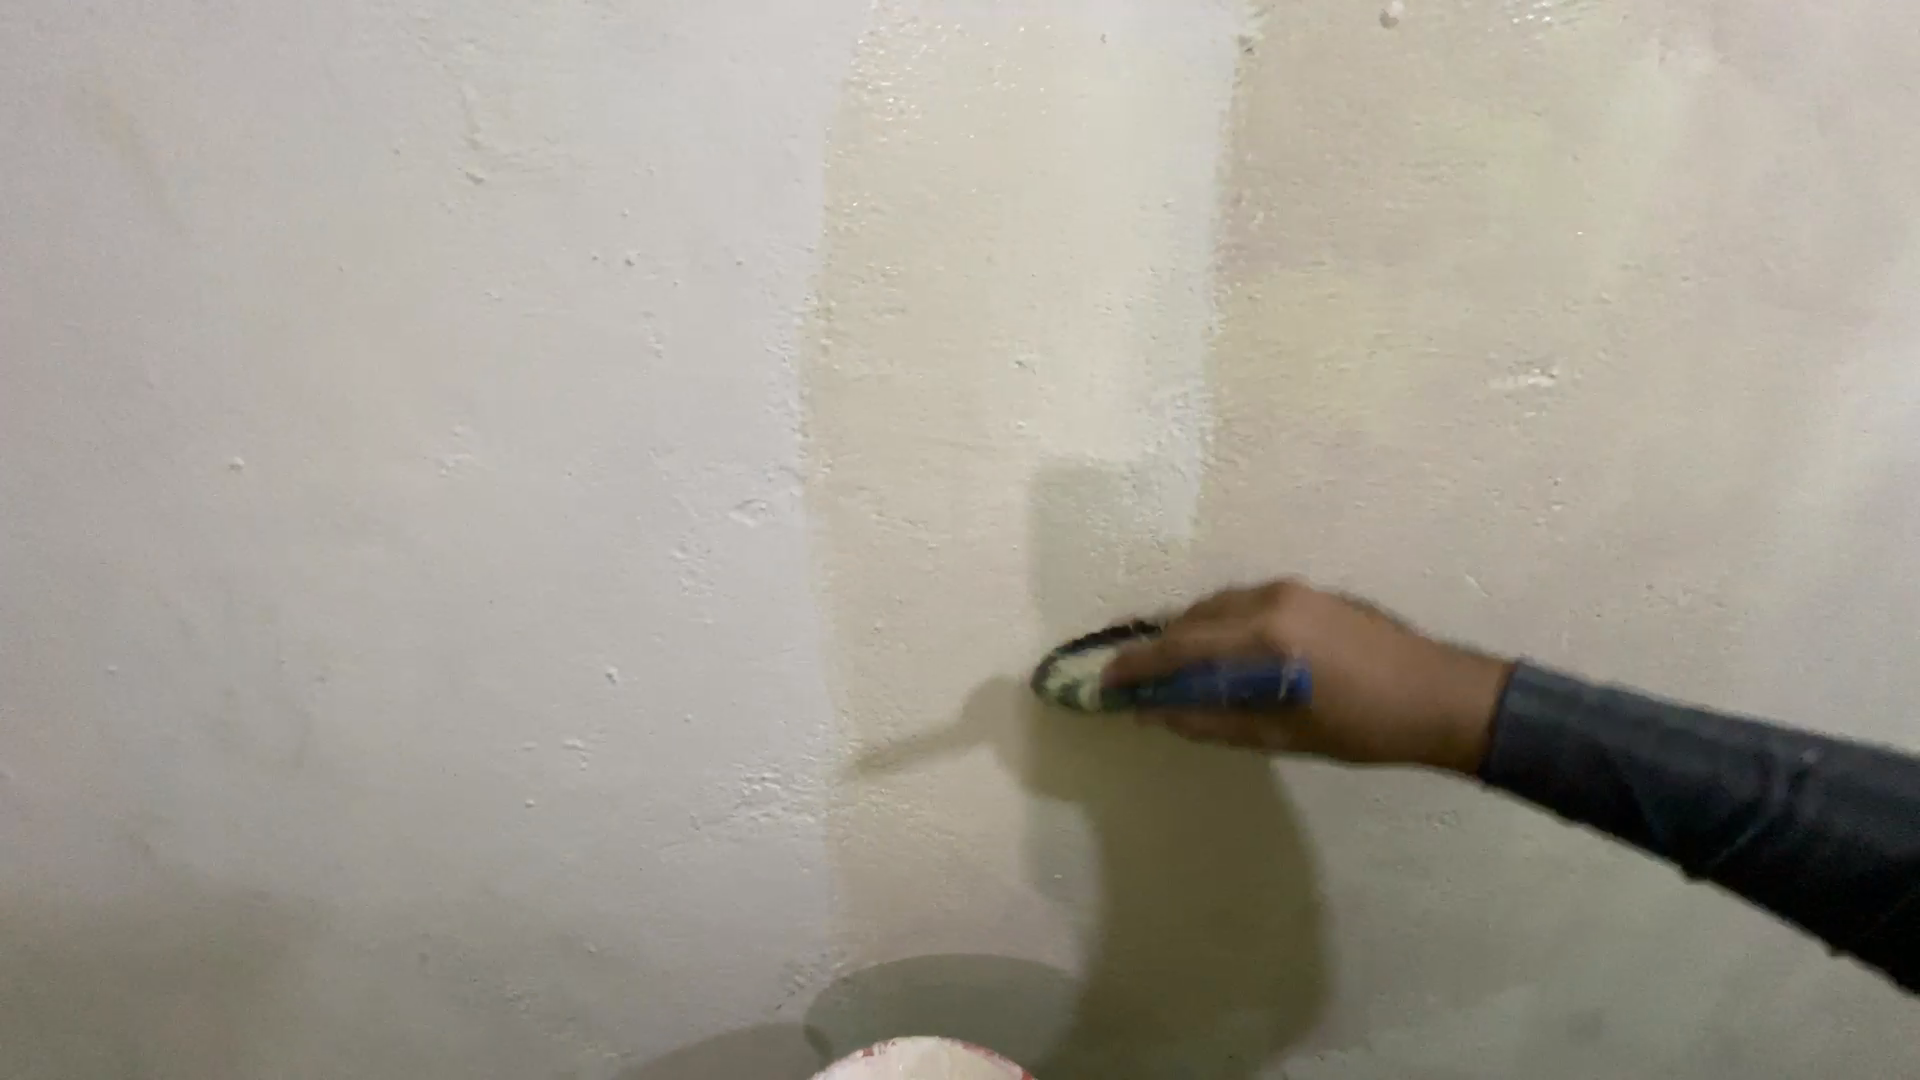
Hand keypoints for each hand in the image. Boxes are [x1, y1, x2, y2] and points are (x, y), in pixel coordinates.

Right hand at [1102, 580, 1511, 772]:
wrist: (1445, 695)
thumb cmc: (1365, 728)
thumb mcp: (1283, 736)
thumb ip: (1212, 721)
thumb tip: (1155, 715)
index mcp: (1266, 638)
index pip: (1181, 647)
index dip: (1138, 665)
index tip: (1107, 680)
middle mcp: (1270, 600)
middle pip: (1192, 620)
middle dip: (1160, 648)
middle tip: (1138, 679)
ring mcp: (1289, 589)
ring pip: (1215, 606)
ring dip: (1189, 634)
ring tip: (1176, 667)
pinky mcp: (1305, 589)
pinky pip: (1241, 601)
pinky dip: (1218, 624)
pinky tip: (1222, 650)